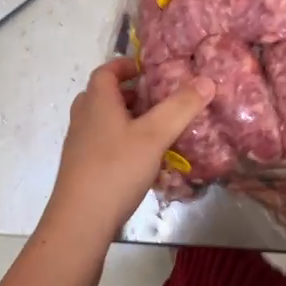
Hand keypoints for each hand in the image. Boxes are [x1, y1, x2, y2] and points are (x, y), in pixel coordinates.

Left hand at [43, 59, 213, 243]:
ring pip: (103, 121)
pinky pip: (102, 144)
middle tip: (157, 100)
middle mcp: (83, 117)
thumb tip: (206, 80)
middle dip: (129, 93)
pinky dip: (121, 142)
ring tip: (155, 129)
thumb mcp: (154, 135)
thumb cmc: (116, 168)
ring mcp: (79, 144)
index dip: (125, 65)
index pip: (106, 71)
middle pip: (104, 95)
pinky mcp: (81, 167)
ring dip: (126, 119)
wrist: (80, 220)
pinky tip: (142, 161)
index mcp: (97, 101)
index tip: (146, 69)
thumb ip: (180, 108)